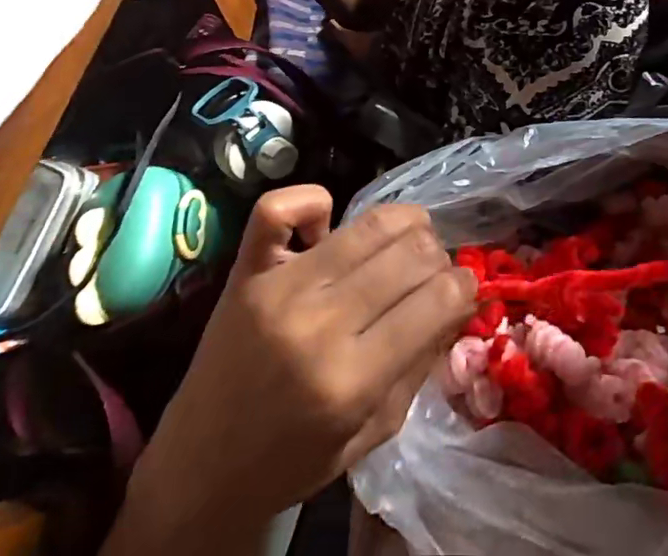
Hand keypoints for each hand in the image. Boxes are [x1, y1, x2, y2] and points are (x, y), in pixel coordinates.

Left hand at [108, 188, 474, 554]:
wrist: (202, 465)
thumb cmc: (294, 460)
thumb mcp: (374, 431)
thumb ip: (419, 363)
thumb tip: (456, 301)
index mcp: (352, 379)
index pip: (436, 300)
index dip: (465, 286)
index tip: (465, 289)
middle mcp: (318, 323)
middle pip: (408, 254)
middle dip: (437, 257)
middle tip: (432, 274)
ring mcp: (278, 289)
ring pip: (366, 225)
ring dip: (402, 225)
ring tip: (403, 243)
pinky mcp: (245, 270)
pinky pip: (279, 208)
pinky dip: (314, 202)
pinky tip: (328, 223)